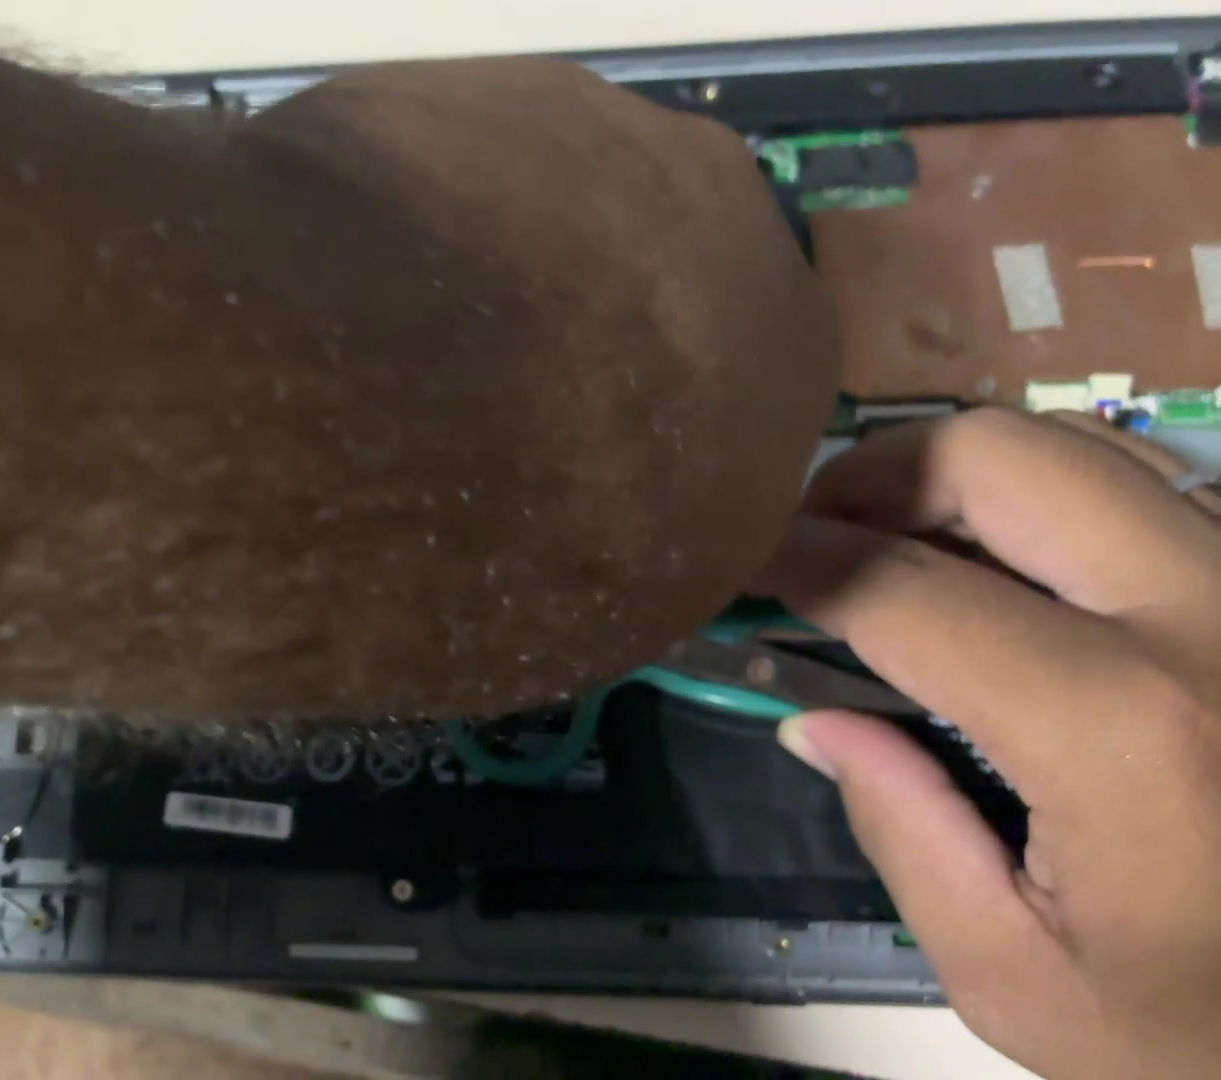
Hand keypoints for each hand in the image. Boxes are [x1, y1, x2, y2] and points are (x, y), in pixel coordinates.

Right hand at [759, 408, 1220, 1077]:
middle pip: (997, 459)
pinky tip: (1001, 578)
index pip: (892, 584)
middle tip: (809, 538)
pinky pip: (1151, 494)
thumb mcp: (1029, 985)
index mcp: (1126, 728)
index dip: (785, 556)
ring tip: (892, 549)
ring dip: (951, 484)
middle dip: (864, 478)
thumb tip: (815, 724)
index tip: (731, 557)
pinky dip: (1038, 509)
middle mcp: (1220, 621)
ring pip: (1082, 452)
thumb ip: (902, 833)